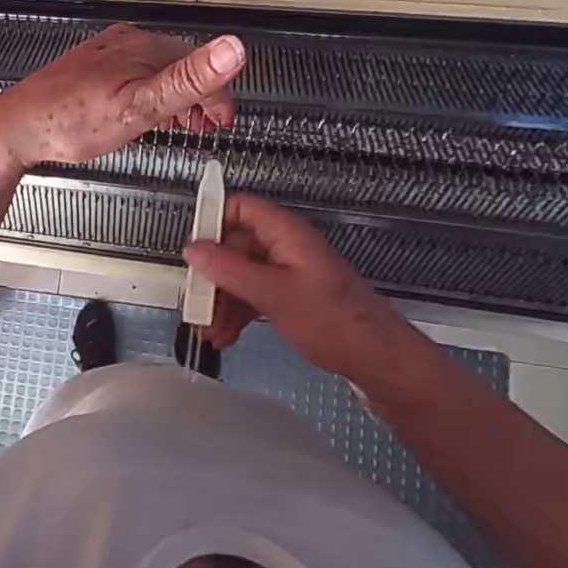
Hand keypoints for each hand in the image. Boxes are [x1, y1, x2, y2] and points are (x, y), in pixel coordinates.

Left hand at [0, 23, 244, 167]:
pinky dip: (151, 95)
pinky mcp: (93, 70)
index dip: (219, 96)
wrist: (18, 128)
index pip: (200, 63)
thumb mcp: (140, 106)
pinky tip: (144, 112)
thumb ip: (189, 80)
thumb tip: (232, 49)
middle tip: (208, 124)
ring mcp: (107, 56)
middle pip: (181, 64)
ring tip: (182, 123)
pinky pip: (134, 76)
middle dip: (200, 96)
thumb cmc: (69, 121)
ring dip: (177, 97)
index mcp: (142, 48)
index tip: (223, 120)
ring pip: (157, 71)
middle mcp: (125, 44)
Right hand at [184, 194, 430, 382]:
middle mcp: (286, 248)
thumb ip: (230, 269)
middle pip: (235, 246)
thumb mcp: (274, 294)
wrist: (376, 359)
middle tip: (196, 302)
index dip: (213, 222)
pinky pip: (253, 295)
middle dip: (212, 275)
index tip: (192, 250)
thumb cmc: (335, 321)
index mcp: (286, 234)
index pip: (241, 208)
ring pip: (241, 275)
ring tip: (208, 330)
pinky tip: (225, 335)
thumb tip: (194, 249)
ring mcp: (288, 273)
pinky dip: (237, 313)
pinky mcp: (290, 297)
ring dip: (221, 301)